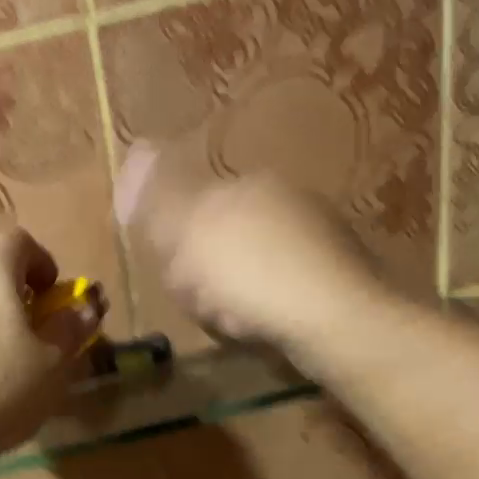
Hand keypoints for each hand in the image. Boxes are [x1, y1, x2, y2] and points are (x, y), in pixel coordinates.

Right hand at [114, 141, 396, 351]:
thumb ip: (160, 197)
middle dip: (210, 265)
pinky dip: (270, 304)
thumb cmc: (249, 276)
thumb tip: (138, 151)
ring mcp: (321, 234)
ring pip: (259, 259)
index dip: (177, 242)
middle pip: (228, 231)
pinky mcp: (341, 274)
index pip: (196, 202)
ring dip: (240, 287)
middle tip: (201, 302)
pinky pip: (287, 286)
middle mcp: (287, 198)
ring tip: (234, 321)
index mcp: (247, 183)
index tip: (174, 276)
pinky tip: (267, 326)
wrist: (334, 318)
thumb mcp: (188, 234)